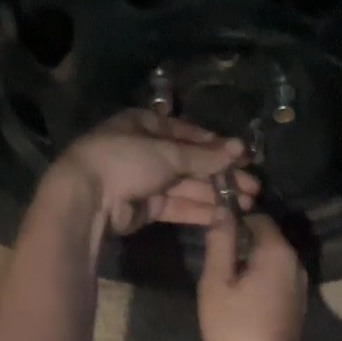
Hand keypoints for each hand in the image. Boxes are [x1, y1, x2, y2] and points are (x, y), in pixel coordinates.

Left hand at [53, 110, 259, 235]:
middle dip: (222, 175)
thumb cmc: (126, 159)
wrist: (88, 198)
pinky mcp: (145, 208)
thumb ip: (205, 155)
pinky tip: (224, 215)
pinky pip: (177, 206)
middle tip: (253, 186)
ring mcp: (146, 181)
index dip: (217, 146)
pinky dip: (199, 210)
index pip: (189, 134)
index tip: (243, 157)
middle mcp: (147, 150)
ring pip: (187, 186)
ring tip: (247, 204)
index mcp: (146, 125)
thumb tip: (240, 148)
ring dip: (216, 195)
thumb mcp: (168, 152)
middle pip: (192, 163)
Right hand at [198, 210, 307, 340]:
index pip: (258, 218)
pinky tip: (243, 299)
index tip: (215, 233)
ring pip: (274, 261)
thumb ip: (221, 242)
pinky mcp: (299, 306)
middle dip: (243, 243)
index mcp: (279, 253)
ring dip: (252, 264)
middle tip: (215, 261)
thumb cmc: (234, 328)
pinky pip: (279, 280)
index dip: (235, 219)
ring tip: (226, 281)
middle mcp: (297, 264)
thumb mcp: (216, 282)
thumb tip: (224, 209)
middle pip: (268, 239)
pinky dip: (262, 280)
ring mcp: (302, 287)